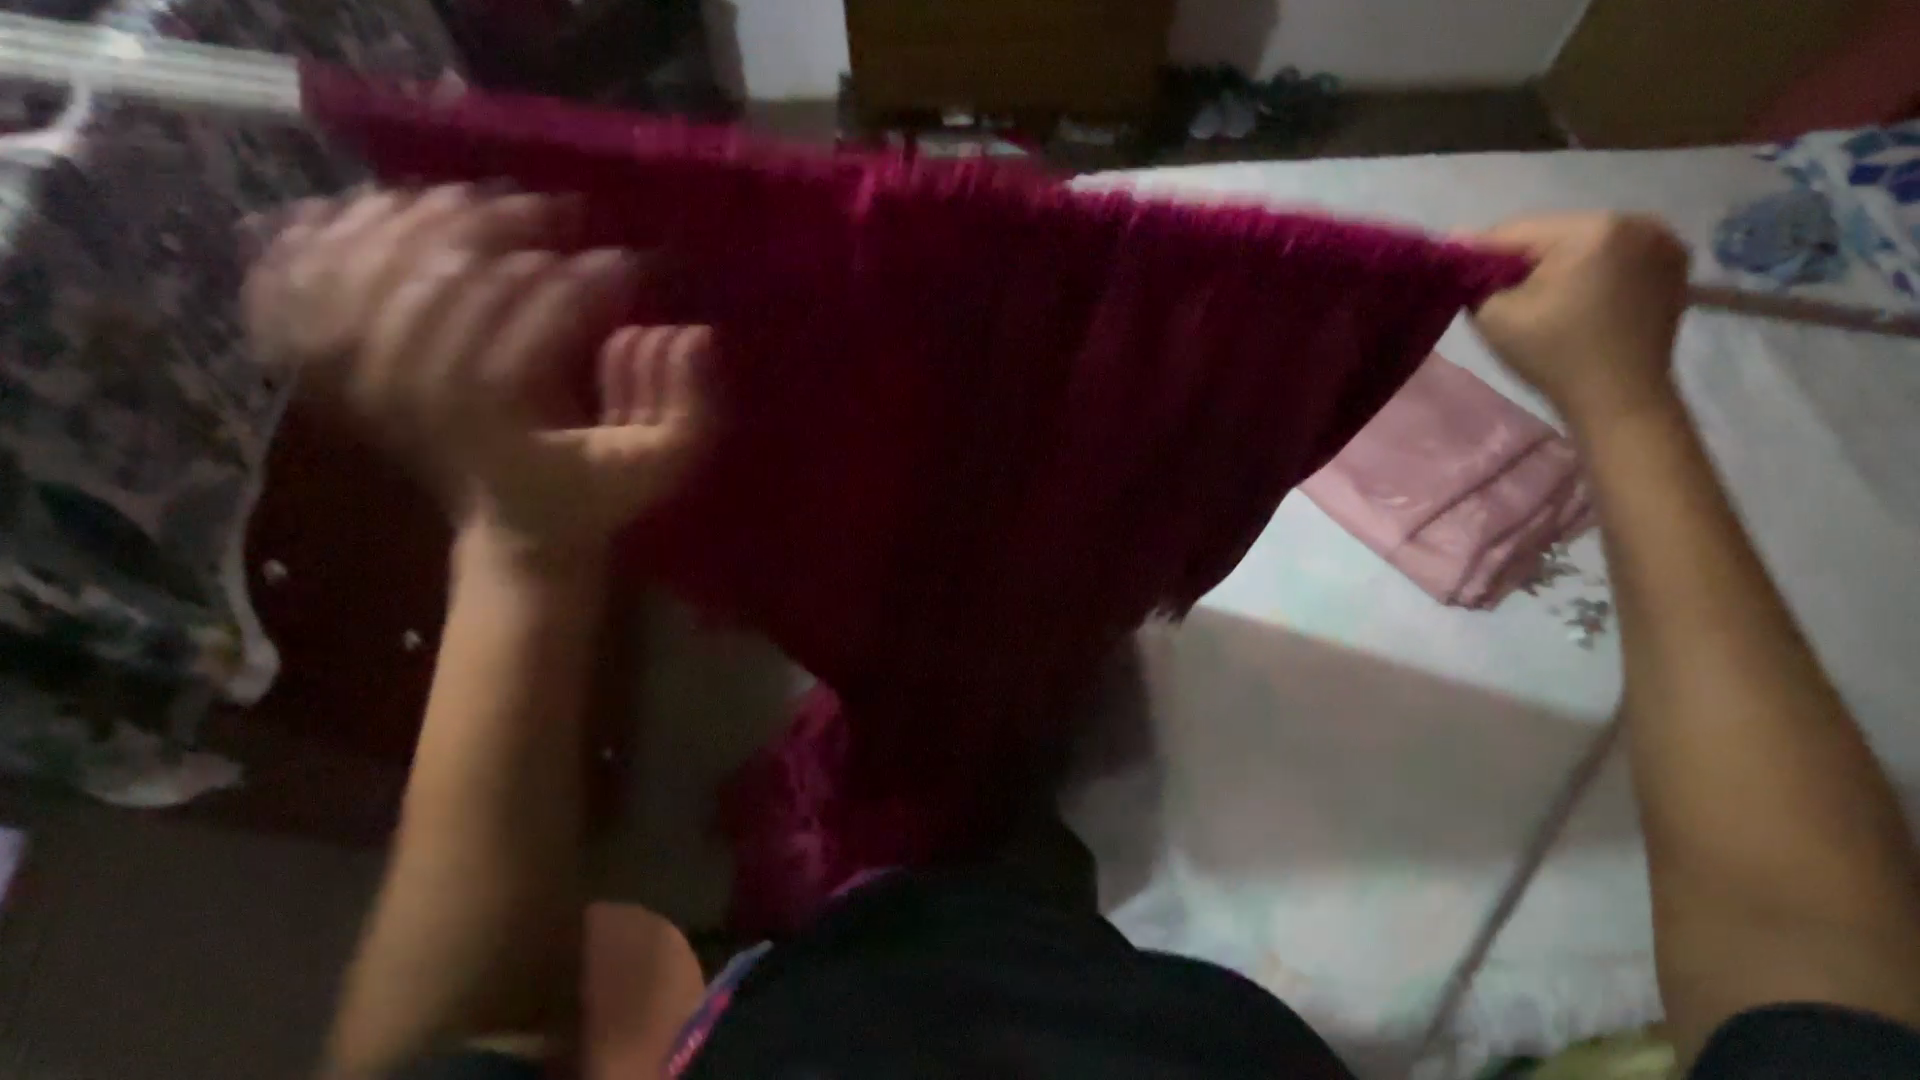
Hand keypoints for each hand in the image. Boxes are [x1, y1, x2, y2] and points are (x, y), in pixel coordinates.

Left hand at [244, 185, 710, 562]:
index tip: (635, 264)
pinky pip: (311, 276)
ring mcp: (365, 377)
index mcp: (495, 421)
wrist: (514, 529)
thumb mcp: (659, 468)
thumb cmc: (593, 494)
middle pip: (450, 279)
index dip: (591, 281)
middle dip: (515, 228)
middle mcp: (416, 395)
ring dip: (440, 216)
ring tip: (498, 199)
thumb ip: (690, 409)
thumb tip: (690, 331)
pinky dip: (341, 228)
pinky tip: (393, 204)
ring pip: (380, 264)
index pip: (535, 321)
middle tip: (567, 211)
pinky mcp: (341, 366)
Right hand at [1466, 214, 1691, 428]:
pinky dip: (1593, 268)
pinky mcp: (1674, 262)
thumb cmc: (1553, 355)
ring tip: (1541, 295)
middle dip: (1524, 258)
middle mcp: (1636, 221)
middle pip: (1554, 232)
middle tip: (1498, 289)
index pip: (1515, 229)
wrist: (1620, 398)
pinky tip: (1580, 296)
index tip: (1456, 271)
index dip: (1480, 252)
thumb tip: (1458, 246)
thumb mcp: (1495, 315)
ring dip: (1559, 262)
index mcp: (1591, 229)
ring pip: (1585, 241)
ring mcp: (1663, 240)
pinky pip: (1616, 253)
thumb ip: (1475, 276)